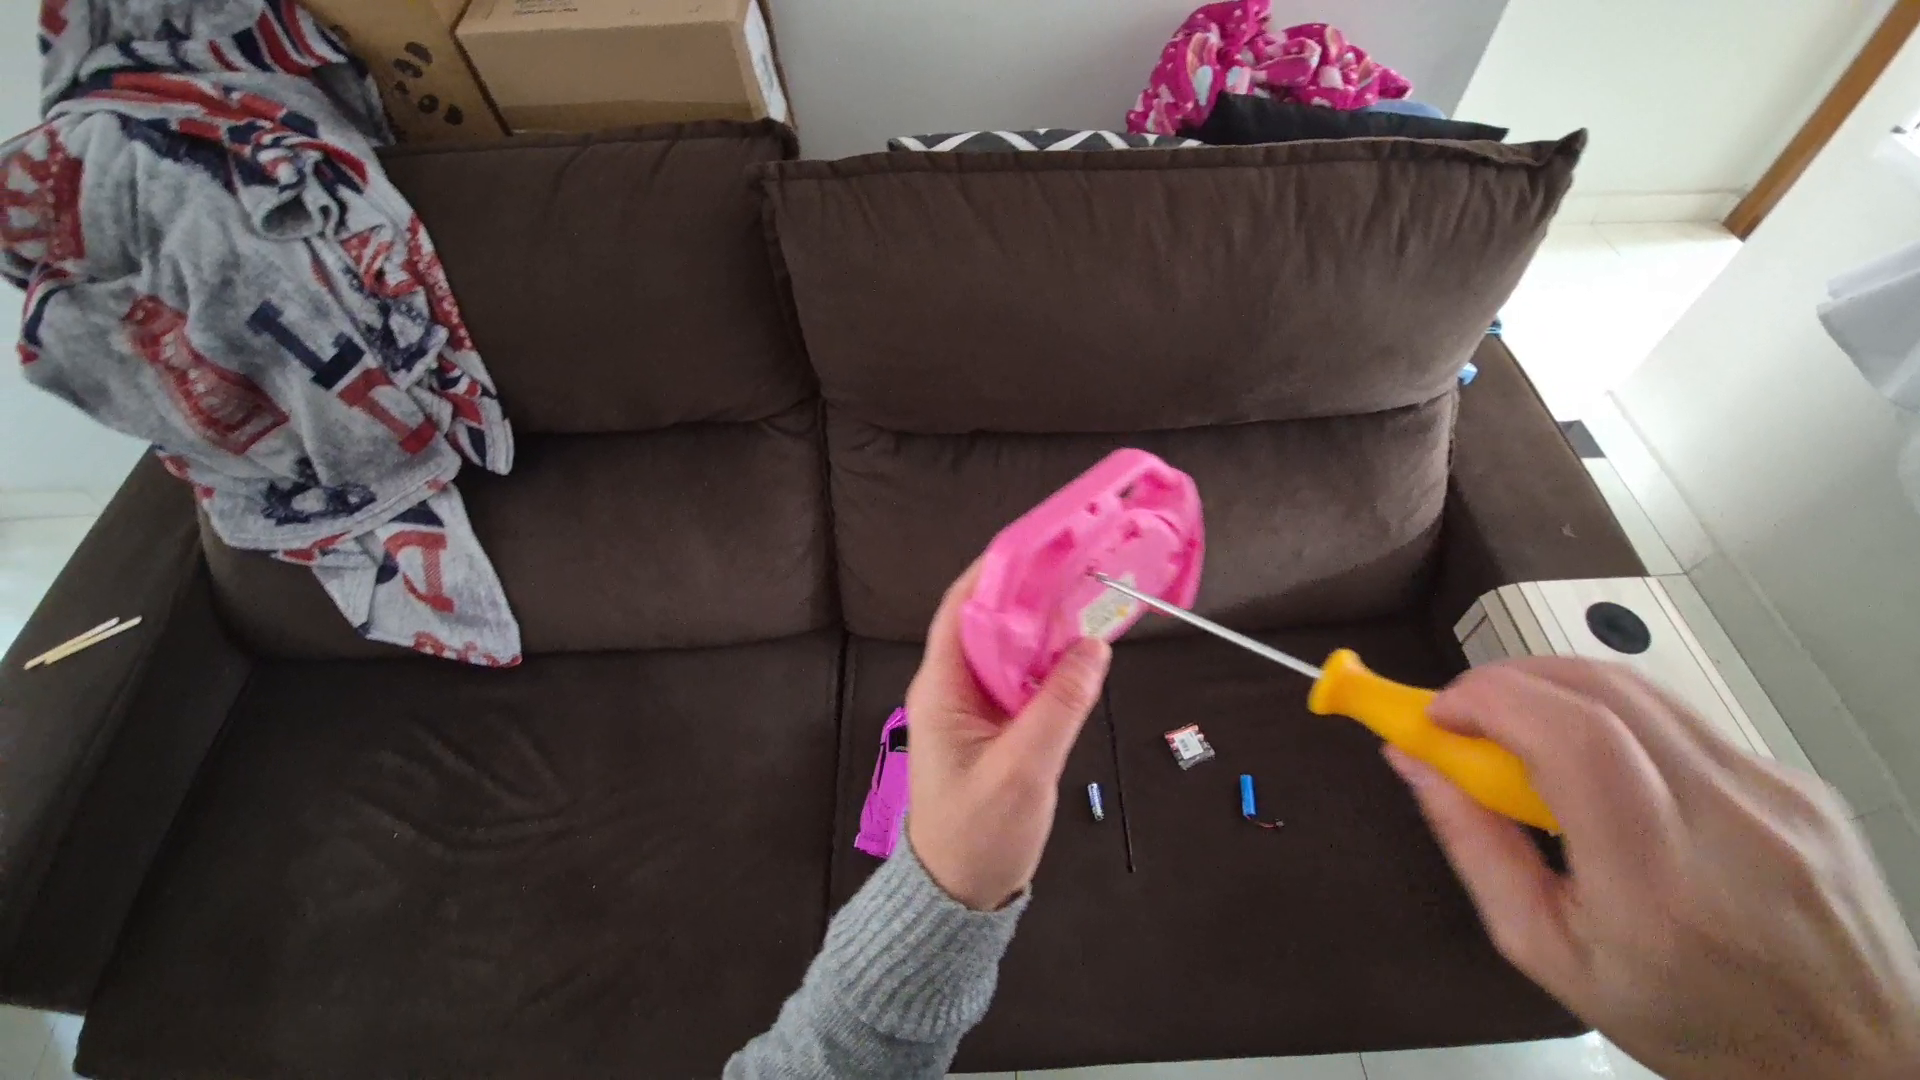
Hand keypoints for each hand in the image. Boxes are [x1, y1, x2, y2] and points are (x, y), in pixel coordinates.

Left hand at [904, 562, 1111, 911]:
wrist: (959, 893)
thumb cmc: (978, 834)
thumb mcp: (1023, 770)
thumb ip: (1059, 706)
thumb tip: (1094, 645)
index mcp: (942, 688)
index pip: (961, 608)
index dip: (995, 571)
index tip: (1037, 544)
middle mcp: (952, 687)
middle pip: (987, 621)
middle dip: (1028, 591)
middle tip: (1075, 563)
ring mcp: (972, 707)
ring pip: (1007, 649)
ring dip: (1041, 625)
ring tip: (1084, 595)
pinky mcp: (993, 726)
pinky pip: (1020, 679)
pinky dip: (1047, 661)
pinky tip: (1078, 651)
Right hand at [1388, 657, 1919, 1079]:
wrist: (1861, 1065)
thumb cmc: (1686, 1019)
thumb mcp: (1544, 949)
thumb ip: (1472, 845)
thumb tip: (1411, 761)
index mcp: (1658, 878)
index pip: (1573, 736)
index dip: (1490, 699)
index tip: (1438, 713)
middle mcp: (1730, 820)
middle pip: (1601, 690)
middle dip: (1507, 678)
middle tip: (1464, 712)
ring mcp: (1778, 792)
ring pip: (1638, 688)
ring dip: (1552, 686)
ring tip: (1517, 727)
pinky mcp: (1799, 780)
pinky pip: (1679, 716)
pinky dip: (1610, 714)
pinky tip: (1598, 759)